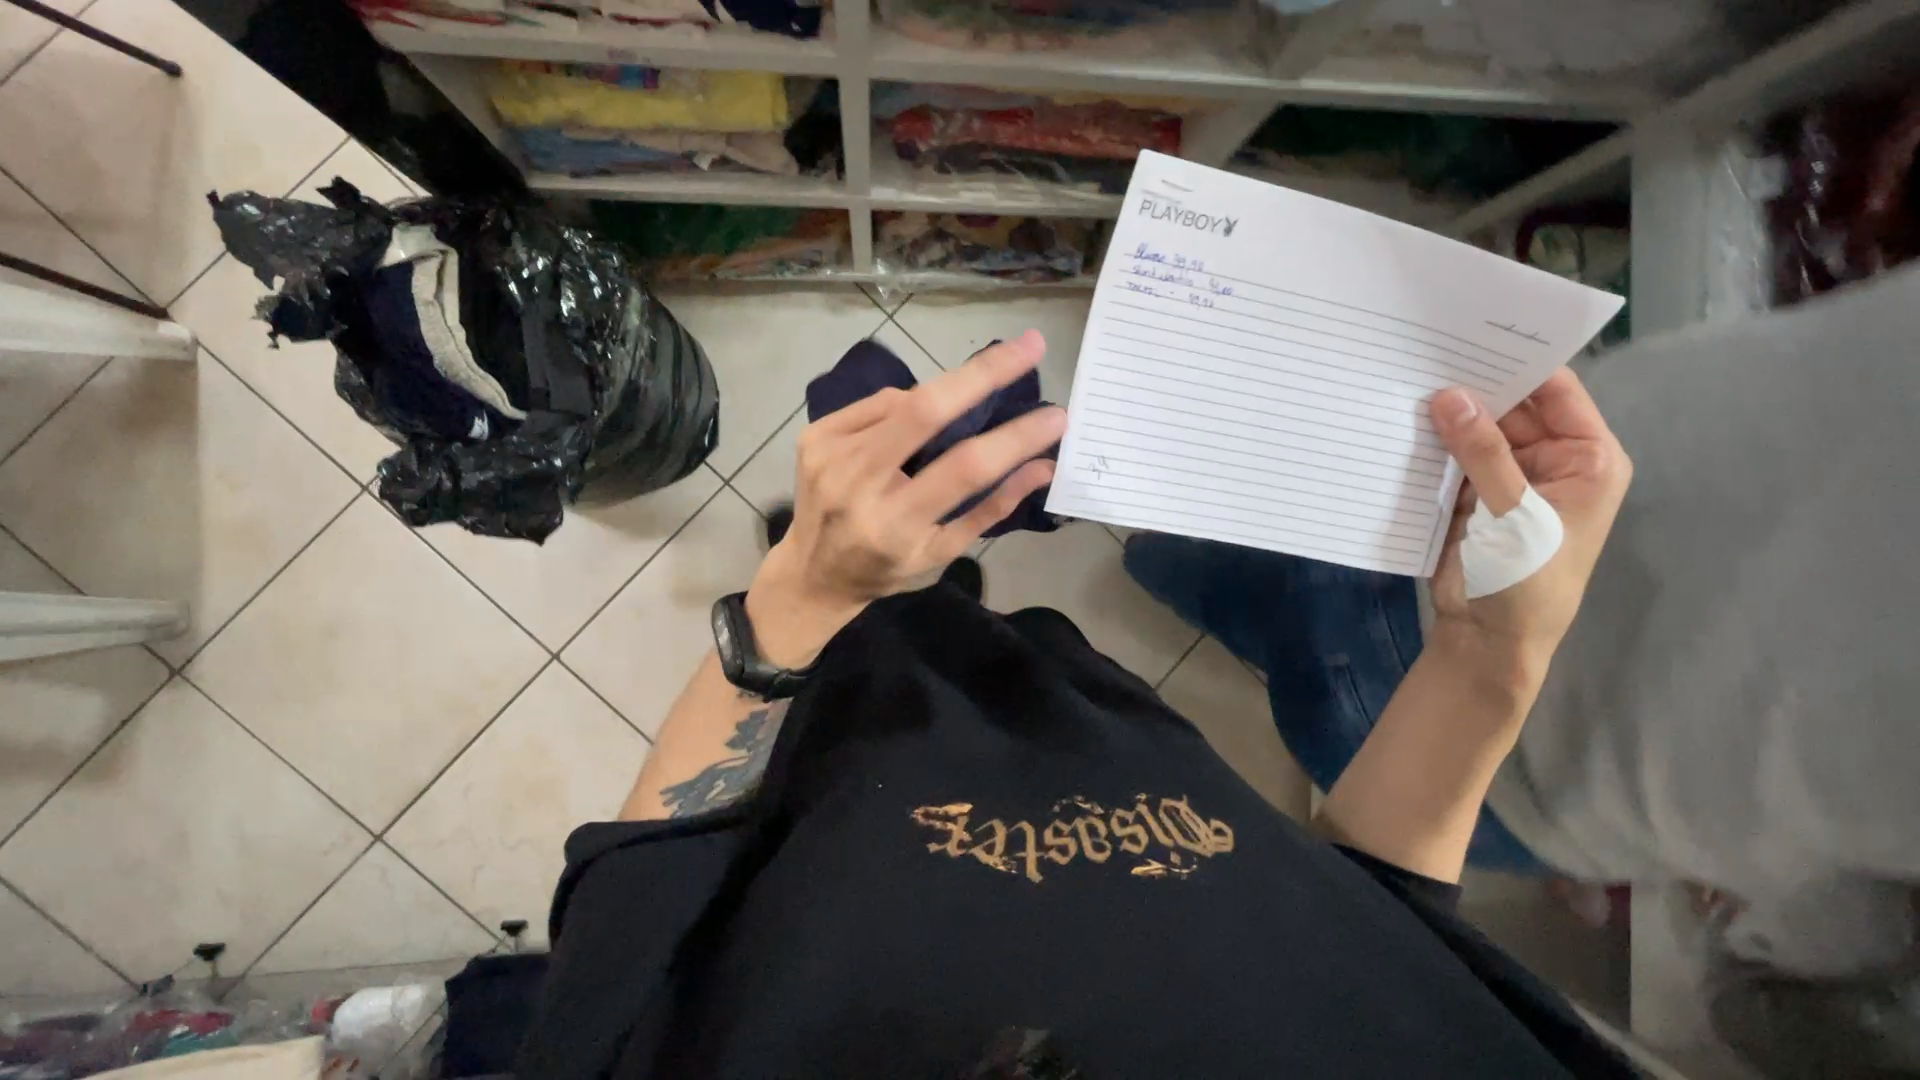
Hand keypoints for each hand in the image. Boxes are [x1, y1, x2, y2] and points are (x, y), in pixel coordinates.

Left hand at [744, 331, 1064, 666]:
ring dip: (946, 396)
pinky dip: (908, 405)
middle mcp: (857, 485)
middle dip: (983, 373)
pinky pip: (879, 403)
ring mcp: (830, 454)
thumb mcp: (942, 550)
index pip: (965, 468)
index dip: (1015, 438)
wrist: (811, 571)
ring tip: (962, 411)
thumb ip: (992, 507)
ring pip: (905, 400)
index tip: (1057, 415)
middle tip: (1029, 345)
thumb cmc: (886, 567)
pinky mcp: (816, 435)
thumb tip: (1043, 465)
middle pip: (926, 410)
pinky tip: (912, 426)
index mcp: (894, 524)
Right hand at [1426, 368, 1630, 671]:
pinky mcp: (1467, 496)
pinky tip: (1396, 421)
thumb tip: (1447, 395)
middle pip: (1508, 409)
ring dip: (1443, 416)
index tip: (1473, 332)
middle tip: (1423, 351)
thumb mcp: (1515, 513)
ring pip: (1472, 433)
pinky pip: (1447, 459)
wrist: (1488, 638)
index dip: (1519, 363)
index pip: (1556, 393)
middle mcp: (1547, 460)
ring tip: (1401, 379)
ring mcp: (1504, 478)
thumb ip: (1483, 453)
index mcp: (1586, 458)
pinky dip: (1426, 445)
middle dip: (1471, 387)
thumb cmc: (1527, 579)